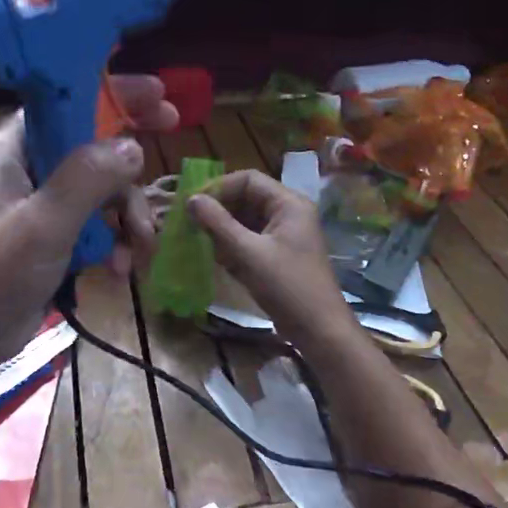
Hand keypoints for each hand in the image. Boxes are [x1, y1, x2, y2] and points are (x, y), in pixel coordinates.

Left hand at [0, 75, 172, 365]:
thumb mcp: (42, 225)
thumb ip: (86, 179)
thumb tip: (130, 146)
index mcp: (5, 154)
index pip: (60, 103)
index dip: (109, 96)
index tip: (156, 97)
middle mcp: (19, 172)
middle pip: (85, 147)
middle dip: (125, 169)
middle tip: (169, 154)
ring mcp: (33, 208)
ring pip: (93, 191)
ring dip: (123, 215)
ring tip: (140, 247)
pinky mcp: (44, 240)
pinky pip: (87, 226)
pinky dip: (108, 242)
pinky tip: (120, 269)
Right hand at [186, 170, 351, 339]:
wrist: (318, 328)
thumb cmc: (286, 286)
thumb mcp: (247, 253)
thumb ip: (218, 223)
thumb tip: (190, 199)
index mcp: (289, 204)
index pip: (248, 179)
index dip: (218, 187)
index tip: (191, 204)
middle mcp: (288, 213)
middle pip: (246, 197)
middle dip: (218, 208)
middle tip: (190, 222)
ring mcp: (284, 234)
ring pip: (245, 219)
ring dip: (221, 227)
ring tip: (198, 239)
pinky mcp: (278, 254)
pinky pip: (249, 238)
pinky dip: (230, 243)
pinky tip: (215, 256)